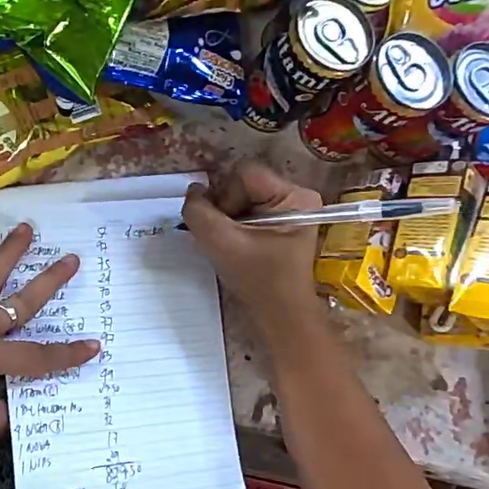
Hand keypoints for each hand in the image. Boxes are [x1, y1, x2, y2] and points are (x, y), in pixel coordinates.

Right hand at [181, 162, 326, 334]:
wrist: (280, 314)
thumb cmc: (258, 279)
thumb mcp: (221, 243)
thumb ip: (199, 212)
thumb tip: (193, 190)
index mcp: (294, 196)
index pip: (244, 175)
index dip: (224, 196)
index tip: (223, 226)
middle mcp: (295, 196)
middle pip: (241, 185)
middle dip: (224, 210)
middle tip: (223, 238)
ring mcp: (287, 210)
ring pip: (239, 198)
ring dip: (225, 220)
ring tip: (228, 244)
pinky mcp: (277, 224)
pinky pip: (244, 211)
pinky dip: (230, 227)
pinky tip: (233, 246)